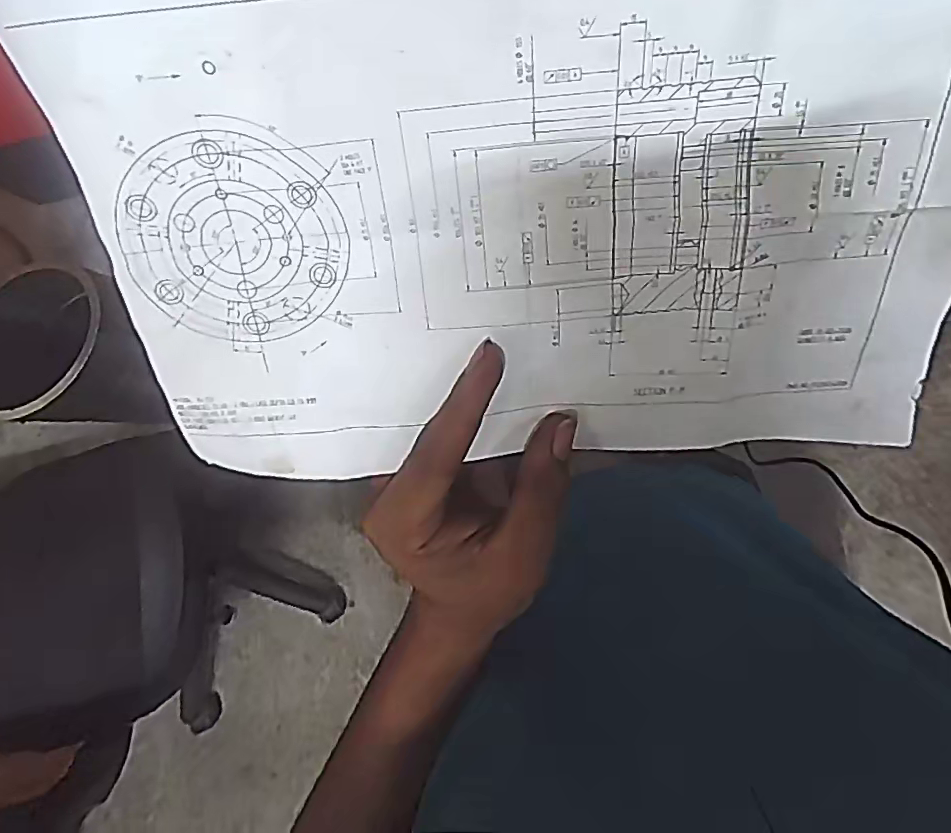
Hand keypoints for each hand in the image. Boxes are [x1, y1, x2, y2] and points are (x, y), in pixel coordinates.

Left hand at [362, 340, 576, 642]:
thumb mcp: (524, 551)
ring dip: (465, 388)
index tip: (489, 358)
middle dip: (462, 386)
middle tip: (494, 340)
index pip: (436, 451)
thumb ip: (541, 487)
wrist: (463, 609)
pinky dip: (471, 405)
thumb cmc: (488, 591)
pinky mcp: (423, 465)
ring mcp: (402, 475)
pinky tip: (491, 374)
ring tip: (494, 350)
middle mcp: (390, 490)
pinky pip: (447, 428)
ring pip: (436, 421)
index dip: (466, 403)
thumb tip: (560, 424)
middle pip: (430, 427)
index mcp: (402, 520)